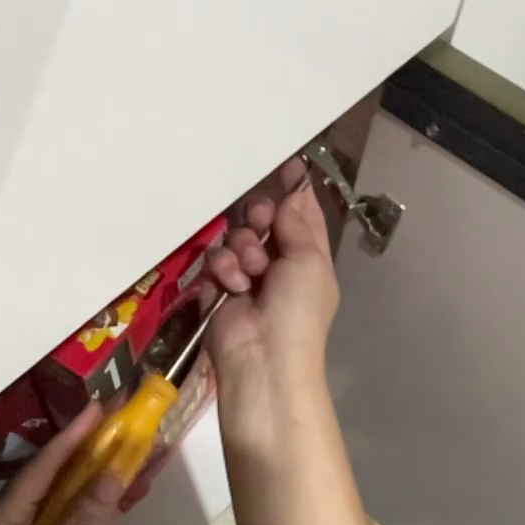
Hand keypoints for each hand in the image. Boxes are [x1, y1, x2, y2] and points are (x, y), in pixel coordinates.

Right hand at [202, 156, 338, 380]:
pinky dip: (223, 269)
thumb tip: (294, 194)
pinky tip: (233, 287)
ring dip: (243, 248)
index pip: (302, 215)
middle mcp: (278, 264)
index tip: (287, 165)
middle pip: (263, 219)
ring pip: (236, 236)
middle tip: (260, 223)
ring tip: (251, 272)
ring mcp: (246, 276)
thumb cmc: (298, 311)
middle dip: (260, 216)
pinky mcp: (217, 288)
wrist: (263, 359)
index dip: (294, 191)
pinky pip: (214, 259)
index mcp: (308, 258)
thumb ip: (298, 224)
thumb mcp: (310, 261)